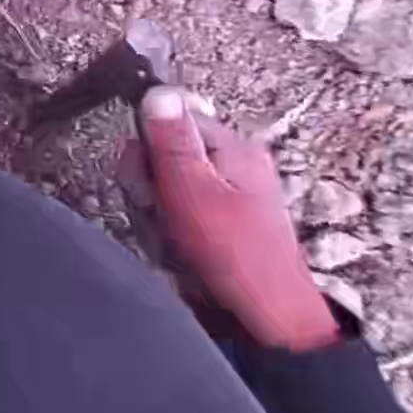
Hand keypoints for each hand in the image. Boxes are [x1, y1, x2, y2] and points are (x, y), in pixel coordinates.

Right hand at [121, 87, 340, 351]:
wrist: (267, 324)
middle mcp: (234, 162)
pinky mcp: (221, 218)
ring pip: (166, 177)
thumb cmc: (230, 253)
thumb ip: (171, 139)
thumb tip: (158, 88)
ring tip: (165, 231)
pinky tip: (173, 242)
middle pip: (166, 146)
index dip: (148, 142)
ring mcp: (229, 191)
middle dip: (147, 177)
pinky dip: (167, 220)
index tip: (145, 174)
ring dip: (153, 203)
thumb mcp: (192, 189)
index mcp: (234, 147)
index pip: (171, 117)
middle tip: (153, 207)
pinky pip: (178, 202)